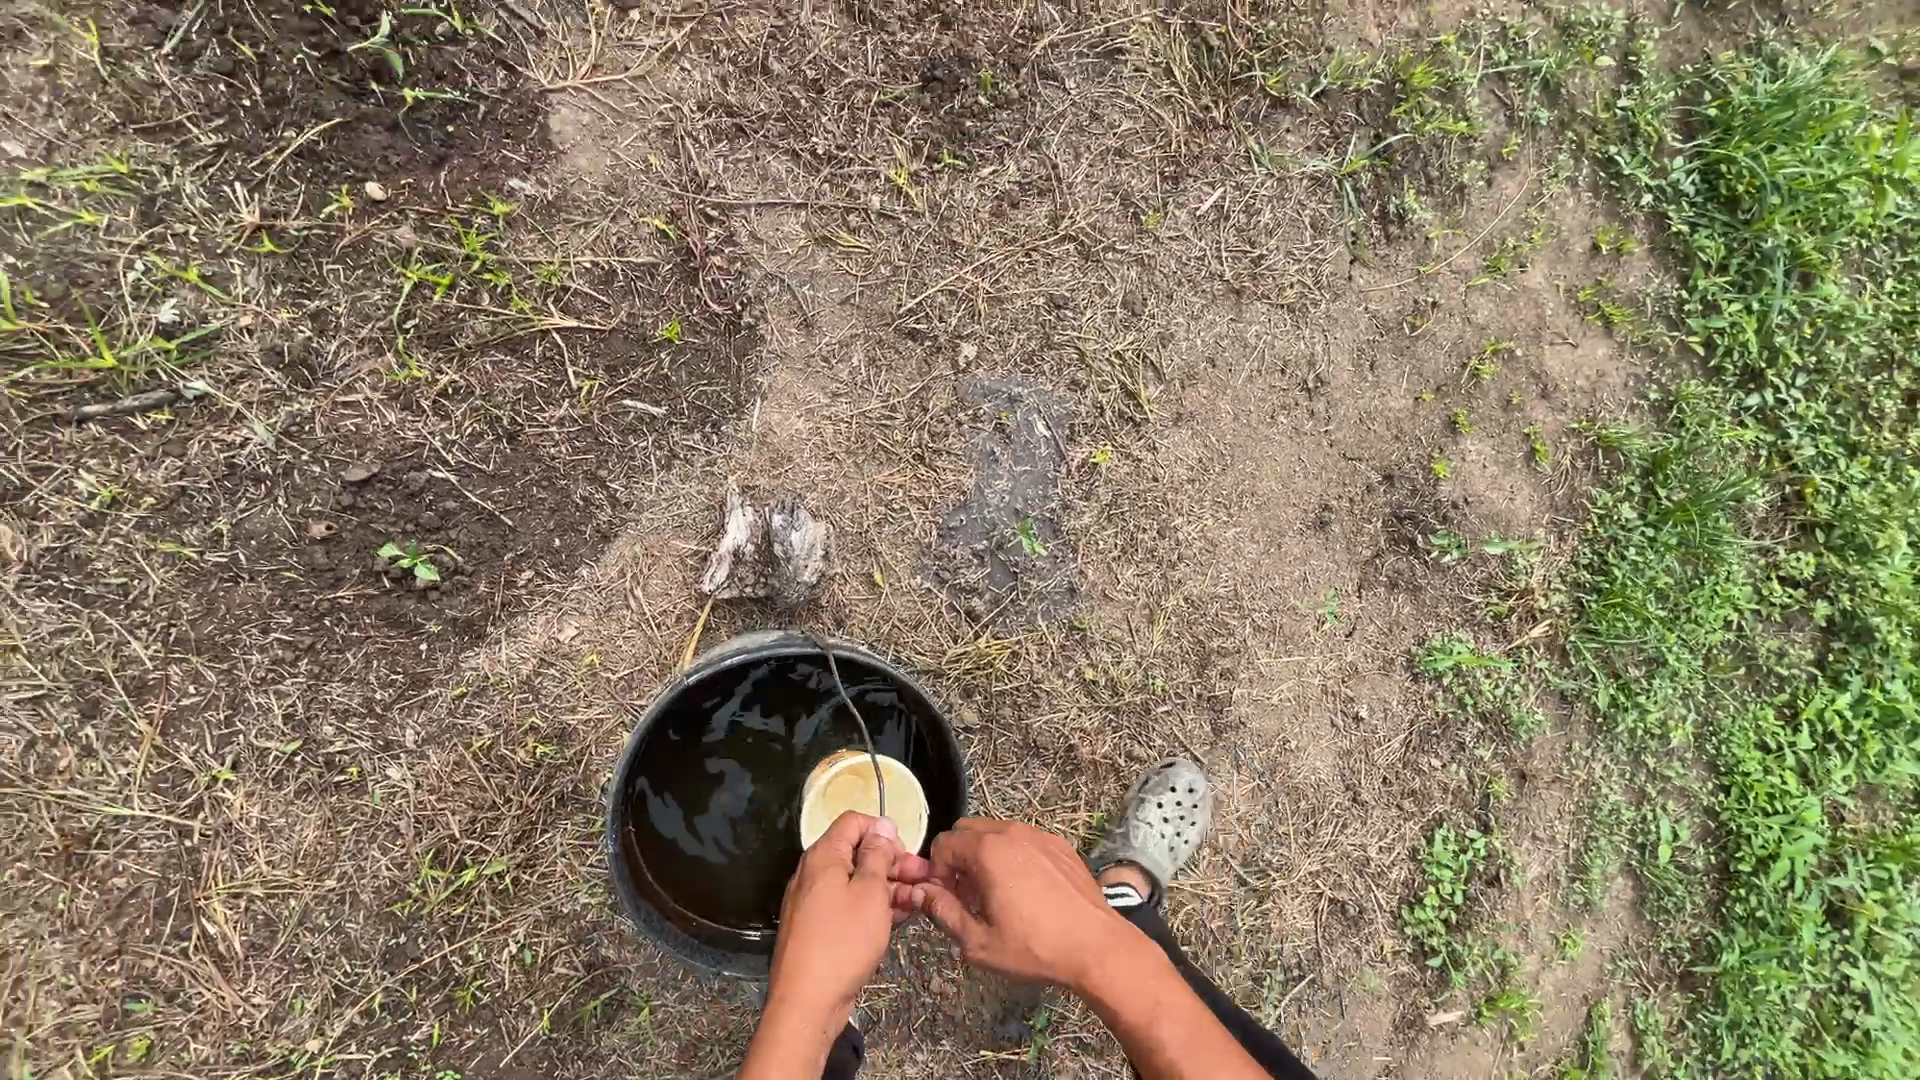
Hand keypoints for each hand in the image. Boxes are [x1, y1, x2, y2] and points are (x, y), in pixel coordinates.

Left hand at [765, 811, 906, 1020]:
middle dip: (892, 862)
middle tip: (923, 878)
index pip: (854, 822)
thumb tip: (882, 825)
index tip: (905, 852)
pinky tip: (898, 918)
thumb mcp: (870, 891)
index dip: (882, 831)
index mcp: (823, 856)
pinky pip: (849, 905)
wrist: (806, 1004)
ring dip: (887, 887)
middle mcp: (814, 873)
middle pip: (857, 853)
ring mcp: (814, 902)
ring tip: (917, 901)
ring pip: (856, 882)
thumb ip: (878, 854)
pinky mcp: (818, 928)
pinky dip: (872, 907)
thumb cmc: (842, 941)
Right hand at [908, 818, 1146, 991]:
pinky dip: (1012, 854)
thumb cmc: (1034, 947)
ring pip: (995, 830)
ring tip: (995, 893)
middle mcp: (1010, 832)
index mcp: (987, 850)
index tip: (948, 899)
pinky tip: (1025, 889)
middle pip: (966, 830)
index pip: (943, 843)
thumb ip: (942, 912)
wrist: (1095, 946)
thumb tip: (919, 893)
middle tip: (967, 894)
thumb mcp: (978, 942)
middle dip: (958, 858)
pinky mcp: (1058, 843)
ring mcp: (1037, 834)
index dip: (937, 871)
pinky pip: (1022, 838)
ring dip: (984, 854)